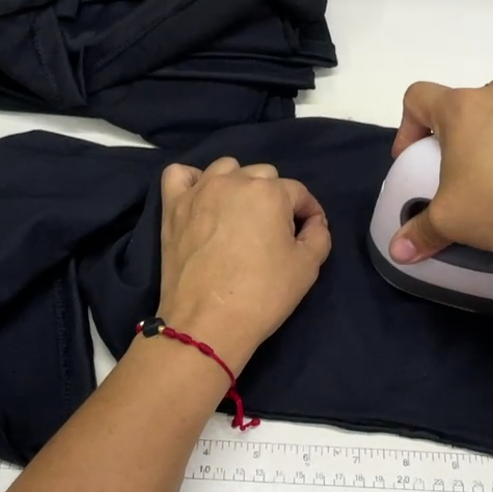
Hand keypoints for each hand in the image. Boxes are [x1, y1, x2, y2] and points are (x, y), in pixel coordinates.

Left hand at [155, 157, 332, 369]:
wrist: (208, 323)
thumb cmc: (262, 295)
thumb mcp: (307, 267)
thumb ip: (319, 235)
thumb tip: (314, 222)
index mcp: (269, 192)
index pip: (298, 193)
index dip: (309, 213)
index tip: (308, 233)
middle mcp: (234, 182)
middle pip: (263, 176)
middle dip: (274, 198)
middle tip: (273, 232)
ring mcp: (199, 191)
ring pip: (225, 169)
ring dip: (238, 185)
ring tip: (240, 214)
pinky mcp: (173, 207)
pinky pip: (180, 175)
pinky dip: (193, 181)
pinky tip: (202, 200)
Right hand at [388, 78, 492, 261]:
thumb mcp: (451, 222)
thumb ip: (420, 233)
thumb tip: (399, 252)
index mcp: (461, 108)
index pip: (417, 97)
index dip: (407, 127)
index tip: (413, 159)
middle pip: (462, 107)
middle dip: (453, 138)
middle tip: (456, 176)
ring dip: (492, 139)